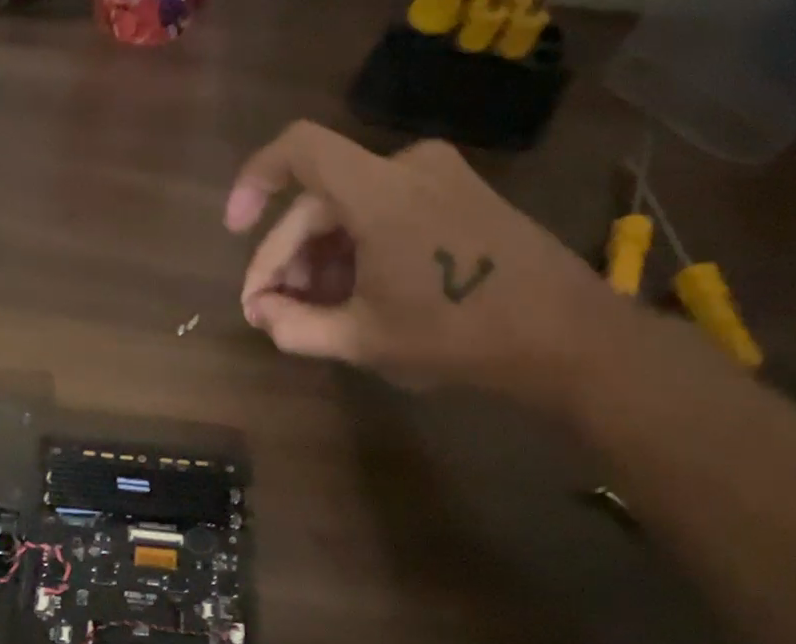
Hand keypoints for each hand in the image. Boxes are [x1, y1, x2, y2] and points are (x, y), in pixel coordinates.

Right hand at [226, 120, 624, 410]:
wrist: (561, 335)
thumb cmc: (454, 336)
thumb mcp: (361, 340)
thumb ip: (294, 326)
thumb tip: (260, 313)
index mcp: (379, 193)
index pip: (298, 152)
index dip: (253, 181)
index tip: (234, 228)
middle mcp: (407, 168)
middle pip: (320, 198)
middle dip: (287, 255)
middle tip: (273, 310)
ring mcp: (439, 177)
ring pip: (352, 207)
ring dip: (321, 256)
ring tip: (313, 311)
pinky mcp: (460, 194)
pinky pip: (387, 209)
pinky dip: (358, 246)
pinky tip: (355, 293)